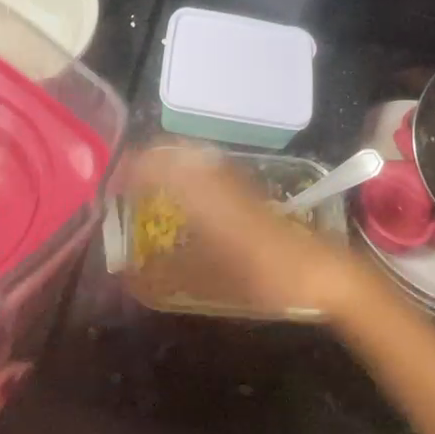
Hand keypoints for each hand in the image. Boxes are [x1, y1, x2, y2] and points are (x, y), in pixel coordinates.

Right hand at [124, 141, 373, 320]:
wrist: (323, 271)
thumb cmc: (265, 277)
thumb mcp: (210, 281)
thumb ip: (166, 272)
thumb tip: (129, 273)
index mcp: (203, 194)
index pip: (157, 163)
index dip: (130, 169)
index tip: (111, 185)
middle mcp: (216, 177)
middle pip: (173, 152)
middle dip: (145, 161)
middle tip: (125, 183)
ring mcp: (236, 178)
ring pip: (192, 156)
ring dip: (167, 164)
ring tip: (149, 186)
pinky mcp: (250, 186)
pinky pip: (208, 166)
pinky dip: (187, 171)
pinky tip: (186, 197)